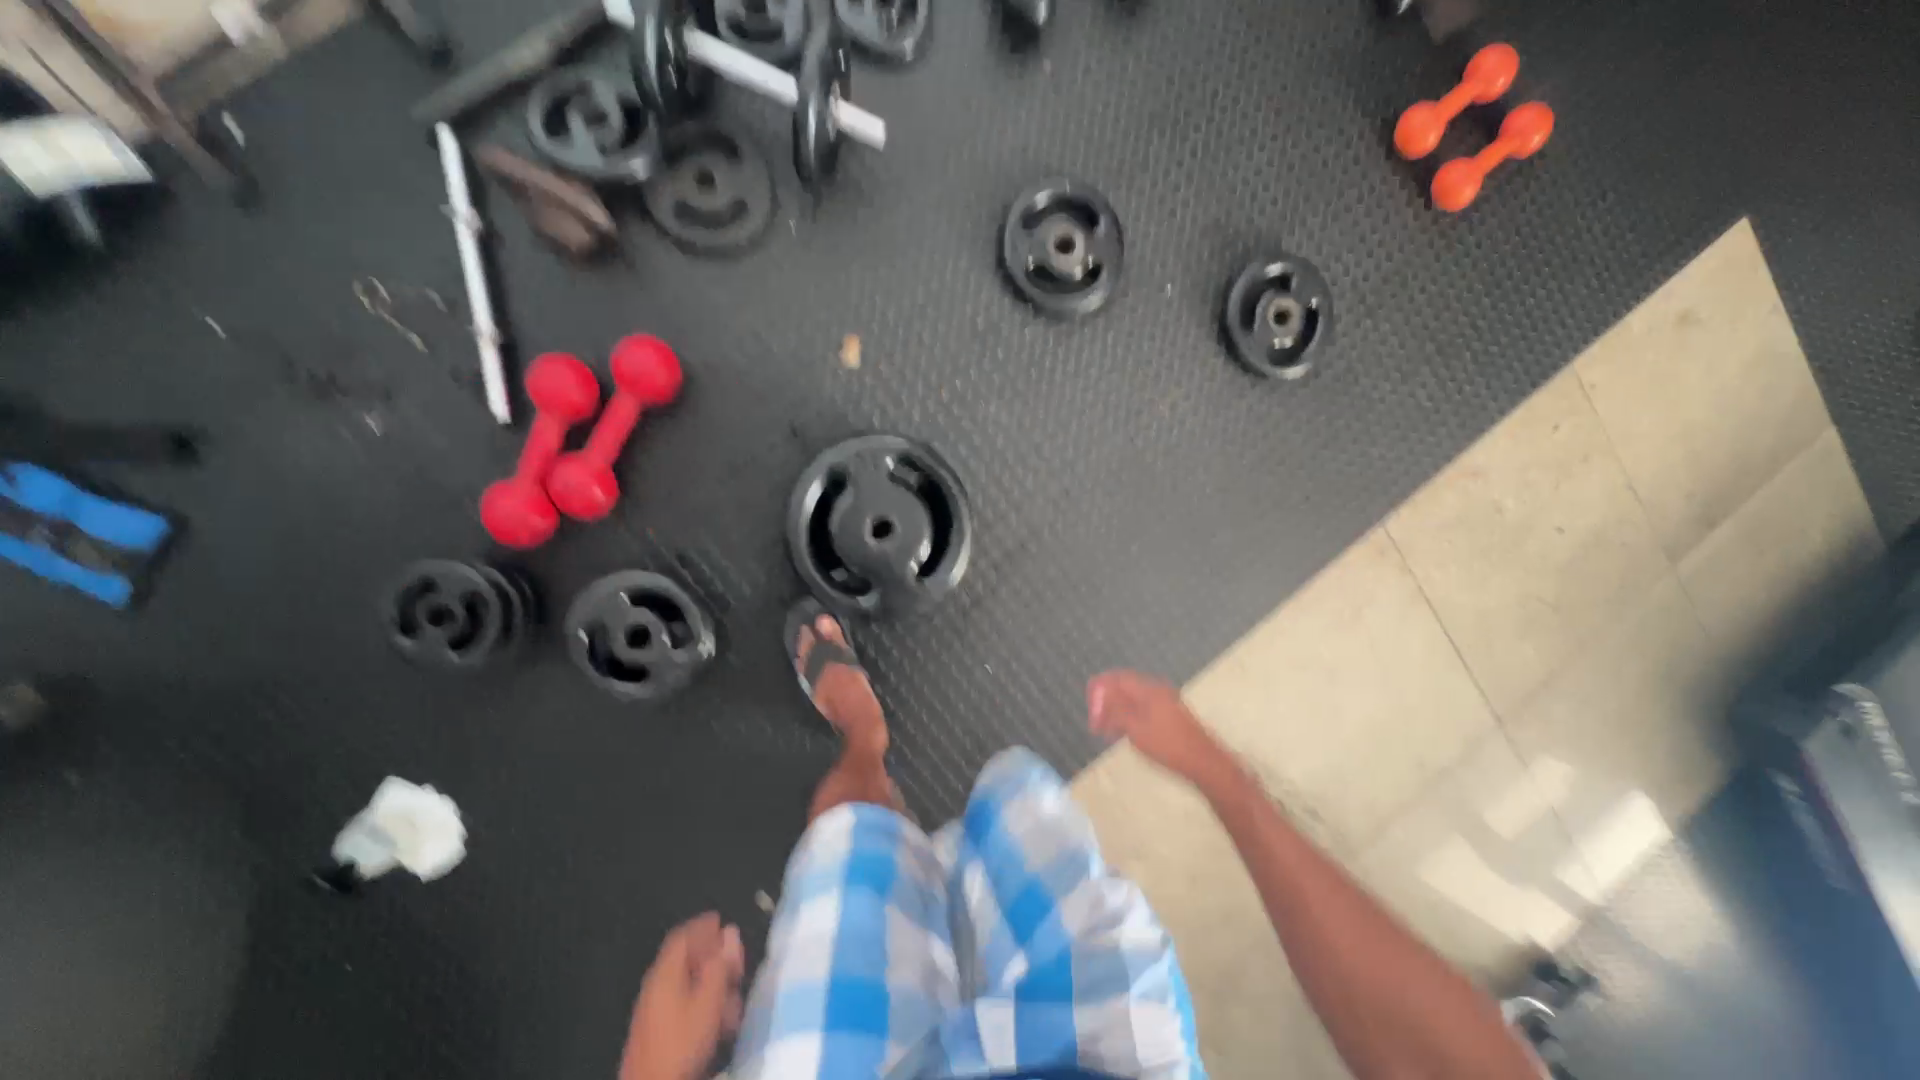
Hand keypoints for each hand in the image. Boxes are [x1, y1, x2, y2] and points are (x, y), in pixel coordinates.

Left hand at [619, 913, 746, 1079]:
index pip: (682, 935)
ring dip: (711, 982)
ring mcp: (654, 1006)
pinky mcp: (657, 1027)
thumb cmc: (682, 1040)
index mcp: (665, 971)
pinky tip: (717, 1016)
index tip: (722, 921)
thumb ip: (720, 965)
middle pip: (685, 958)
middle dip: (713, 957)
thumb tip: (730, 932)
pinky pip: (682, 1002)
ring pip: (687, 982)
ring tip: (732, 994)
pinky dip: (702, 1000)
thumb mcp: (708, 1000)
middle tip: (736, 963)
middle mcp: (656, 983)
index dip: (703, 925)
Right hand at [1087, 670, 1233, 784]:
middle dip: (1106, 703)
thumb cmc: (1167, 745)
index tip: (1090, 708)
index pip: (1116, 678)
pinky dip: (1129, 717)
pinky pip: (1143, 708)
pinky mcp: (1170, 714)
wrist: (1203, 761)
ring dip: (1117, 712)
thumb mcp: (1135, 728)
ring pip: (1133, 700)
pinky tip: (1123, 734)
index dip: (1099, 690)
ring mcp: (1166, 701)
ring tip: (1105, 732)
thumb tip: (1101, 694)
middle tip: (1095, 723)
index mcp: (1148, 689)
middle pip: (1124, 687)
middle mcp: (1157, 690)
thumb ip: (1116, 709)